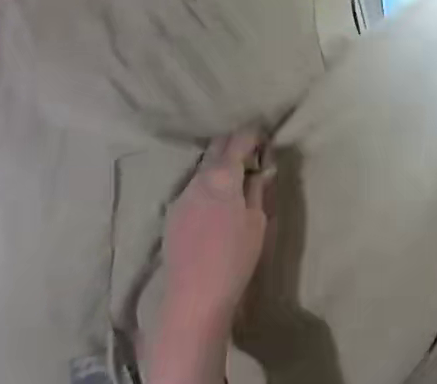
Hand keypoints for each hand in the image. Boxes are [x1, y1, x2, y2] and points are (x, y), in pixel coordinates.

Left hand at [161, 129, 273, 322]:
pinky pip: (193, 189)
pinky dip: (207, 187)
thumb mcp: (257, 222)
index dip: (253, 136)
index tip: (264, 140)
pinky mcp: (172, 215)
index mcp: (222, 176)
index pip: (238, 140)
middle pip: (216, 148)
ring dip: (219, 168)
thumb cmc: (234, 258)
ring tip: (234, 184)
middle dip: (234, 146)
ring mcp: (181, 196)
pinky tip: (215, 207)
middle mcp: (198, 179)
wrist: (193, 299)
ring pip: (203, 169)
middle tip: (251, 156)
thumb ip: (258, 190)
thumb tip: (260, 170)